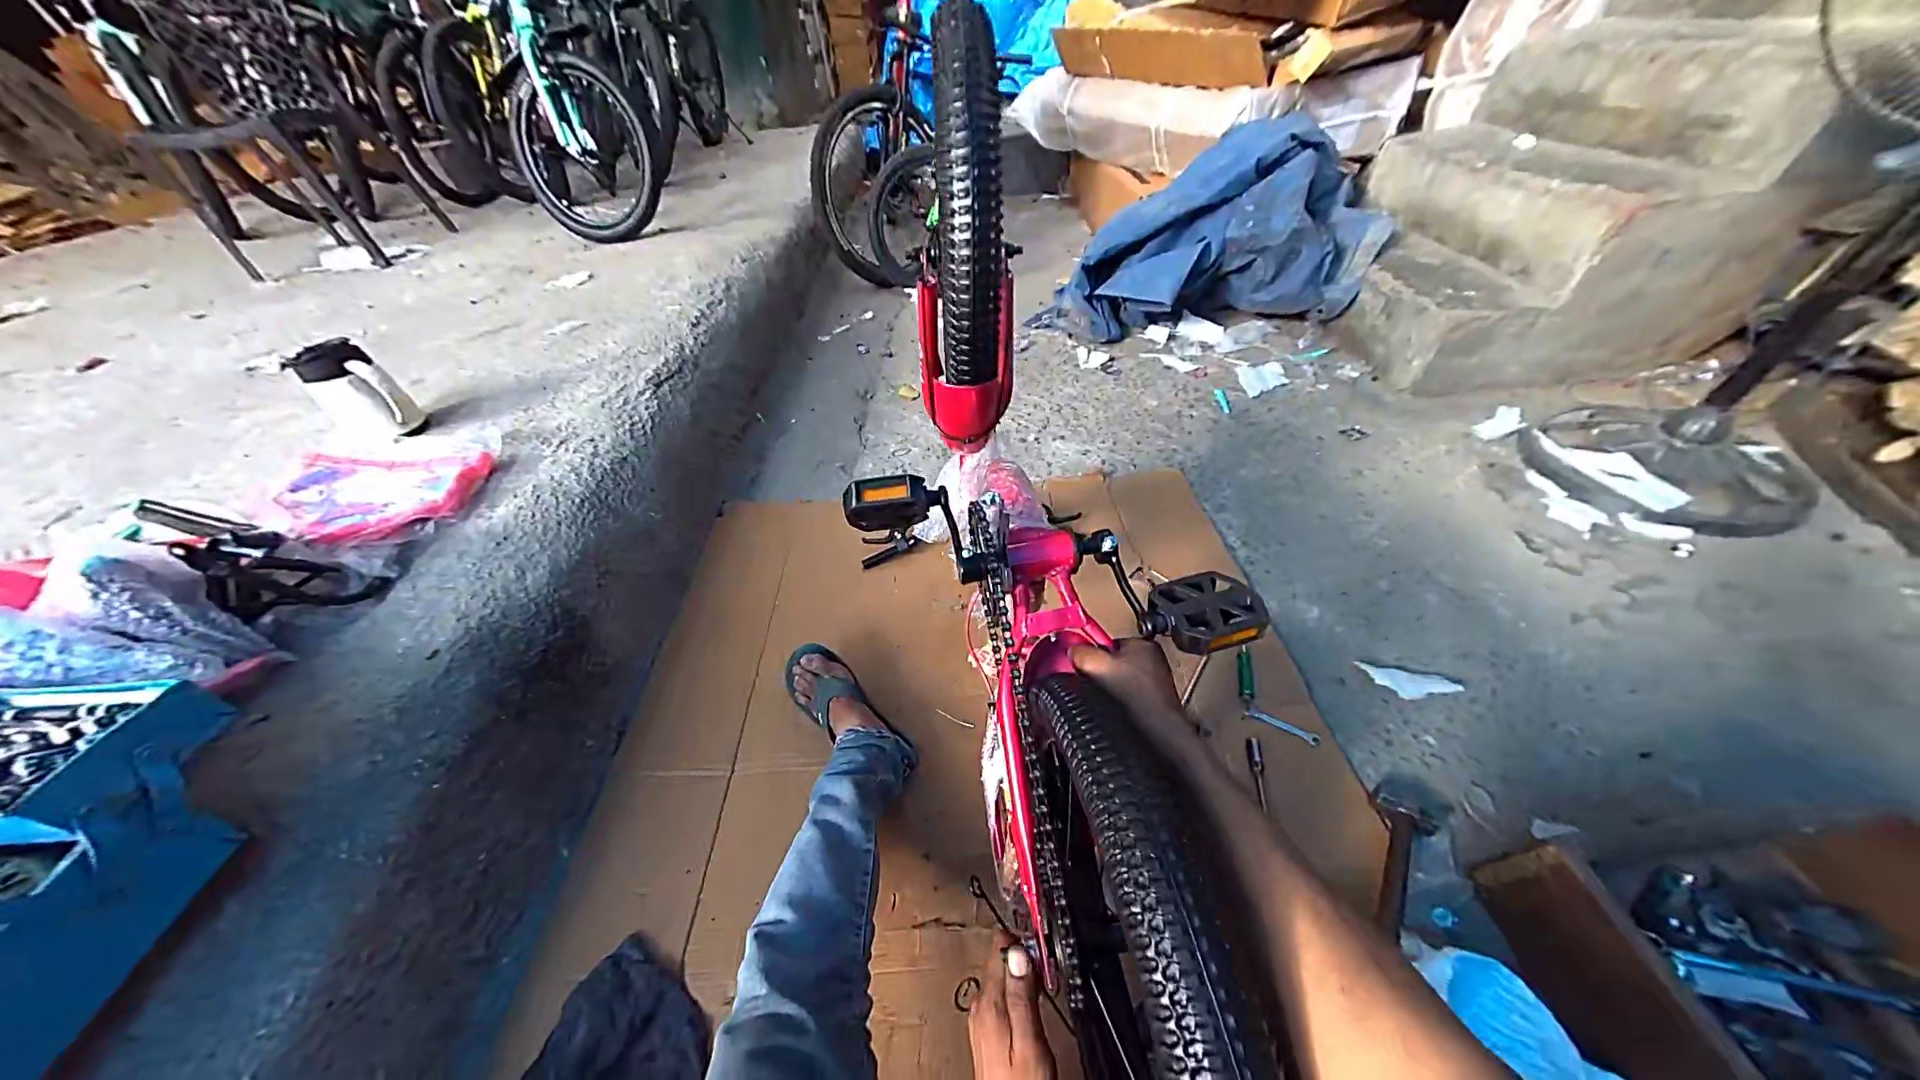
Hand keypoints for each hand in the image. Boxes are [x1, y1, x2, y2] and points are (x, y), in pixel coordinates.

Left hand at [969, 932, 1055, 1079]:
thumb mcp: (1030, 1041)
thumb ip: (1022, 996)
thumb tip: (1018, 953)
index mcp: (989, 1003)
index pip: (998, 947)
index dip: (1020, 938)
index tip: (1038, 938)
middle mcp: (980, 1006)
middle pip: (1000, 961)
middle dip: (1022, 955)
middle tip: (1045, 960)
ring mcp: (981, 1019)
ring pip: (1001, 978)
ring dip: (1021, 973)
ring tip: (1042, 977)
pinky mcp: (987, 1031)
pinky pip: (1001, 996)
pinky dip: (1017, 991)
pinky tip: (1032, 1001)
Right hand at [1070, 638, 1203, 756]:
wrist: (1156, 733)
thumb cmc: (1138, 698)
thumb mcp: (1096, 665)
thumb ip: (1081, 652)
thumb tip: (1074, 651)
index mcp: (1143, 646)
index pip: (1108, 641)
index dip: (1092, 653)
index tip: (1083, 662)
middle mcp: (1153, 662)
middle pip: (1111, 661)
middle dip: (1099, 672)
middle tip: (1092, 682)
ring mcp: (1155, 684)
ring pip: (1118, 681)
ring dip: (1108, 689)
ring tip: (1107, 699)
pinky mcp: (1152, 703)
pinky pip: (1126, 697)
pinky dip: (1119, 702)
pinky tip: (1116, 710)